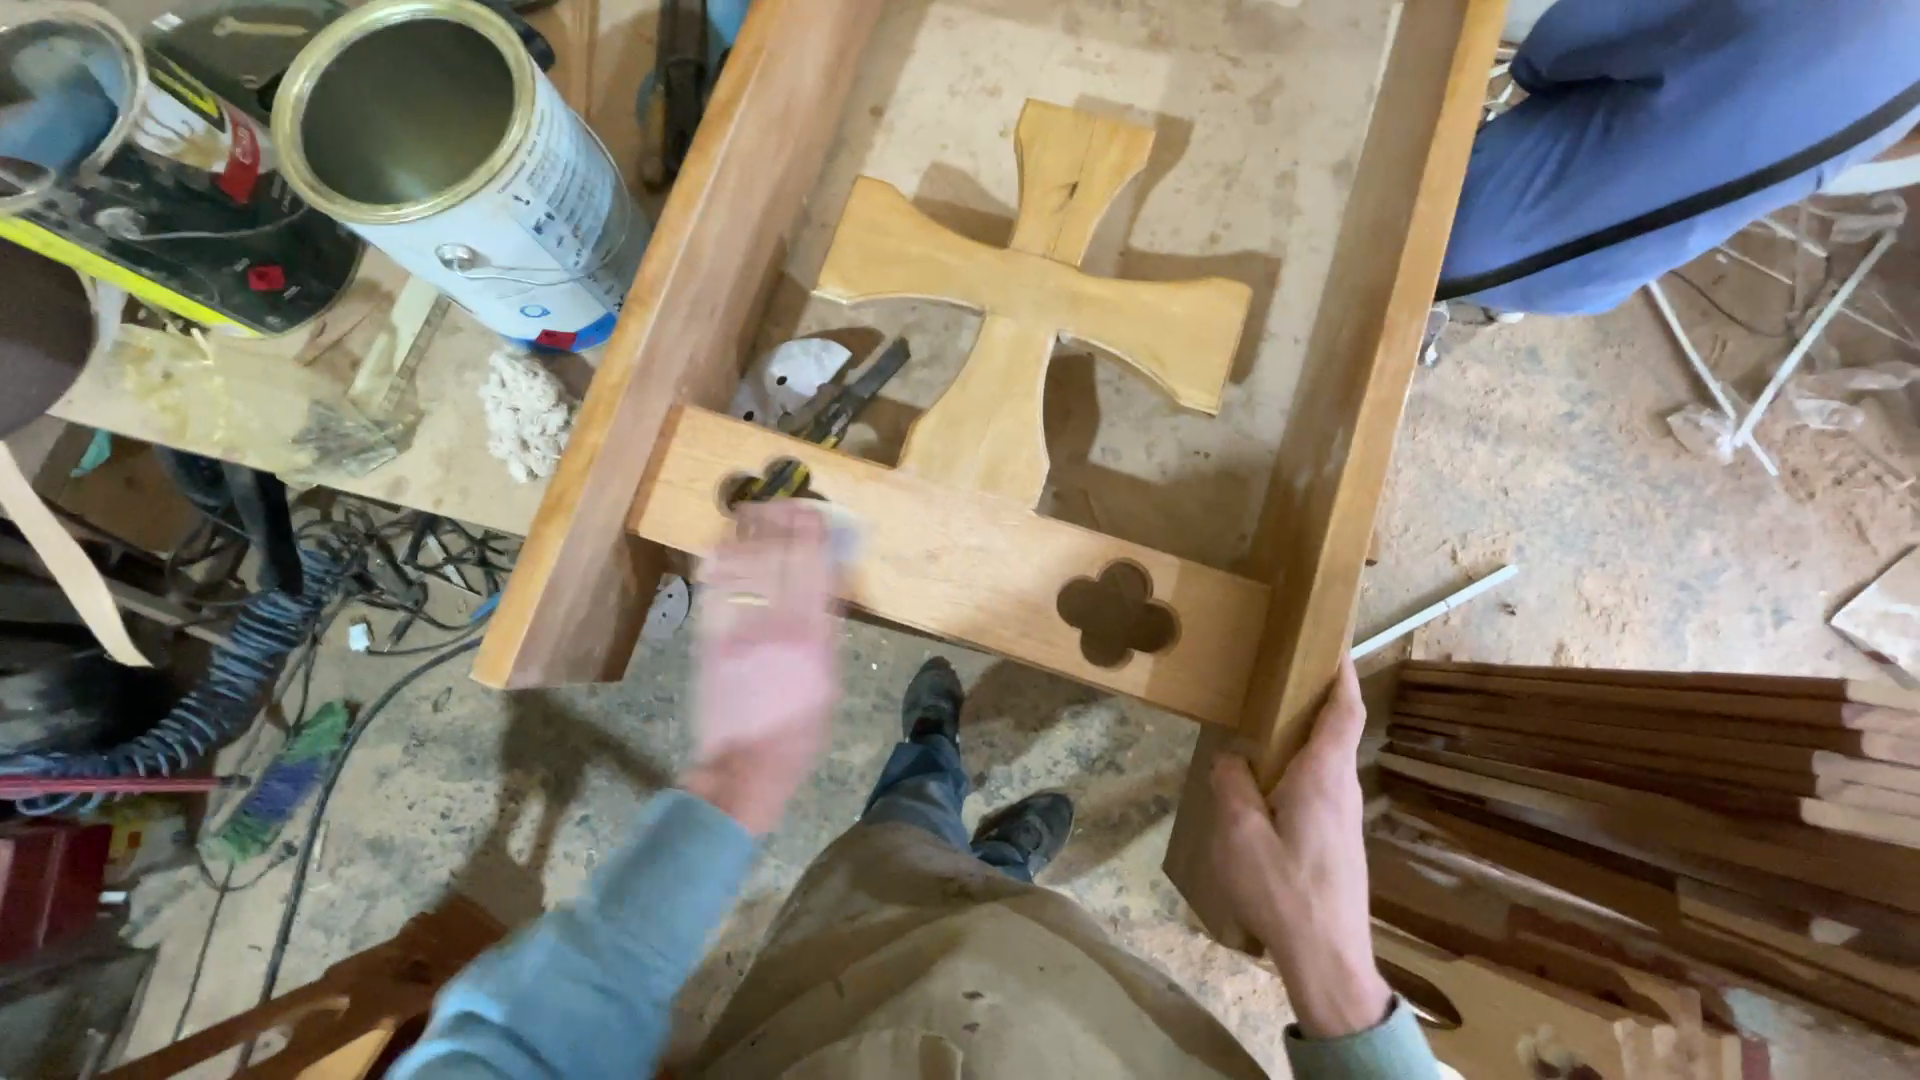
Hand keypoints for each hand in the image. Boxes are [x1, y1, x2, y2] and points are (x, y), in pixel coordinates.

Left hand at [681, 502, 841, 835]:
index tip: (815, 511)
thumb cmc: (798, 733)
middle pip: (777, 555)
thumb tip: (829, 588)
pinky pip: (713, 589)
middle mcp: (773, 622)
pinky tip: (722, 544)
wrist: (743, 766)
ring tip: (754, 510)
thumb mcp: (830, 683)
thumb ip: (828, 632)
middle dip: (782, 521)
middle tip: (786, 503)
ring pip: (742, 565)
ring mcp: (736, 628)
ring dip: (748, 532)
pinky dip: (717, 561)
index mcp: (810, 634)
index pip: (813, 566)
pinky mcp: (708, 638)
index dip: (813, 532)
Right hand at [1208, 656, 1389, 1038]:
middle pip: (1335, 730)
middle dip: (1312, 697)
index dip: (1341, 673)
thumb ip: (1232, 785)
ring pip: (1324, 760)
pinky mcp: (1338, 839)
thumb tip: (1232, 759)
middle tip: (1275, 672)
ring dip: (1301, 734)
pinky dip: (1296, 765)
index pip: (1344, 711)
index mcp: (1323, 776)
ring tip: (1261, 722)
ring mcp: (1344, 817)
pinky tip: (1265, 780)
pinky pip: (1318, 785)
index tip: (1331, 642)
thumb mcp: (1239, 833)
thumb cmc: (1284, 889)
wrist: (1328, 959)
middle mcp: (1342, 789)